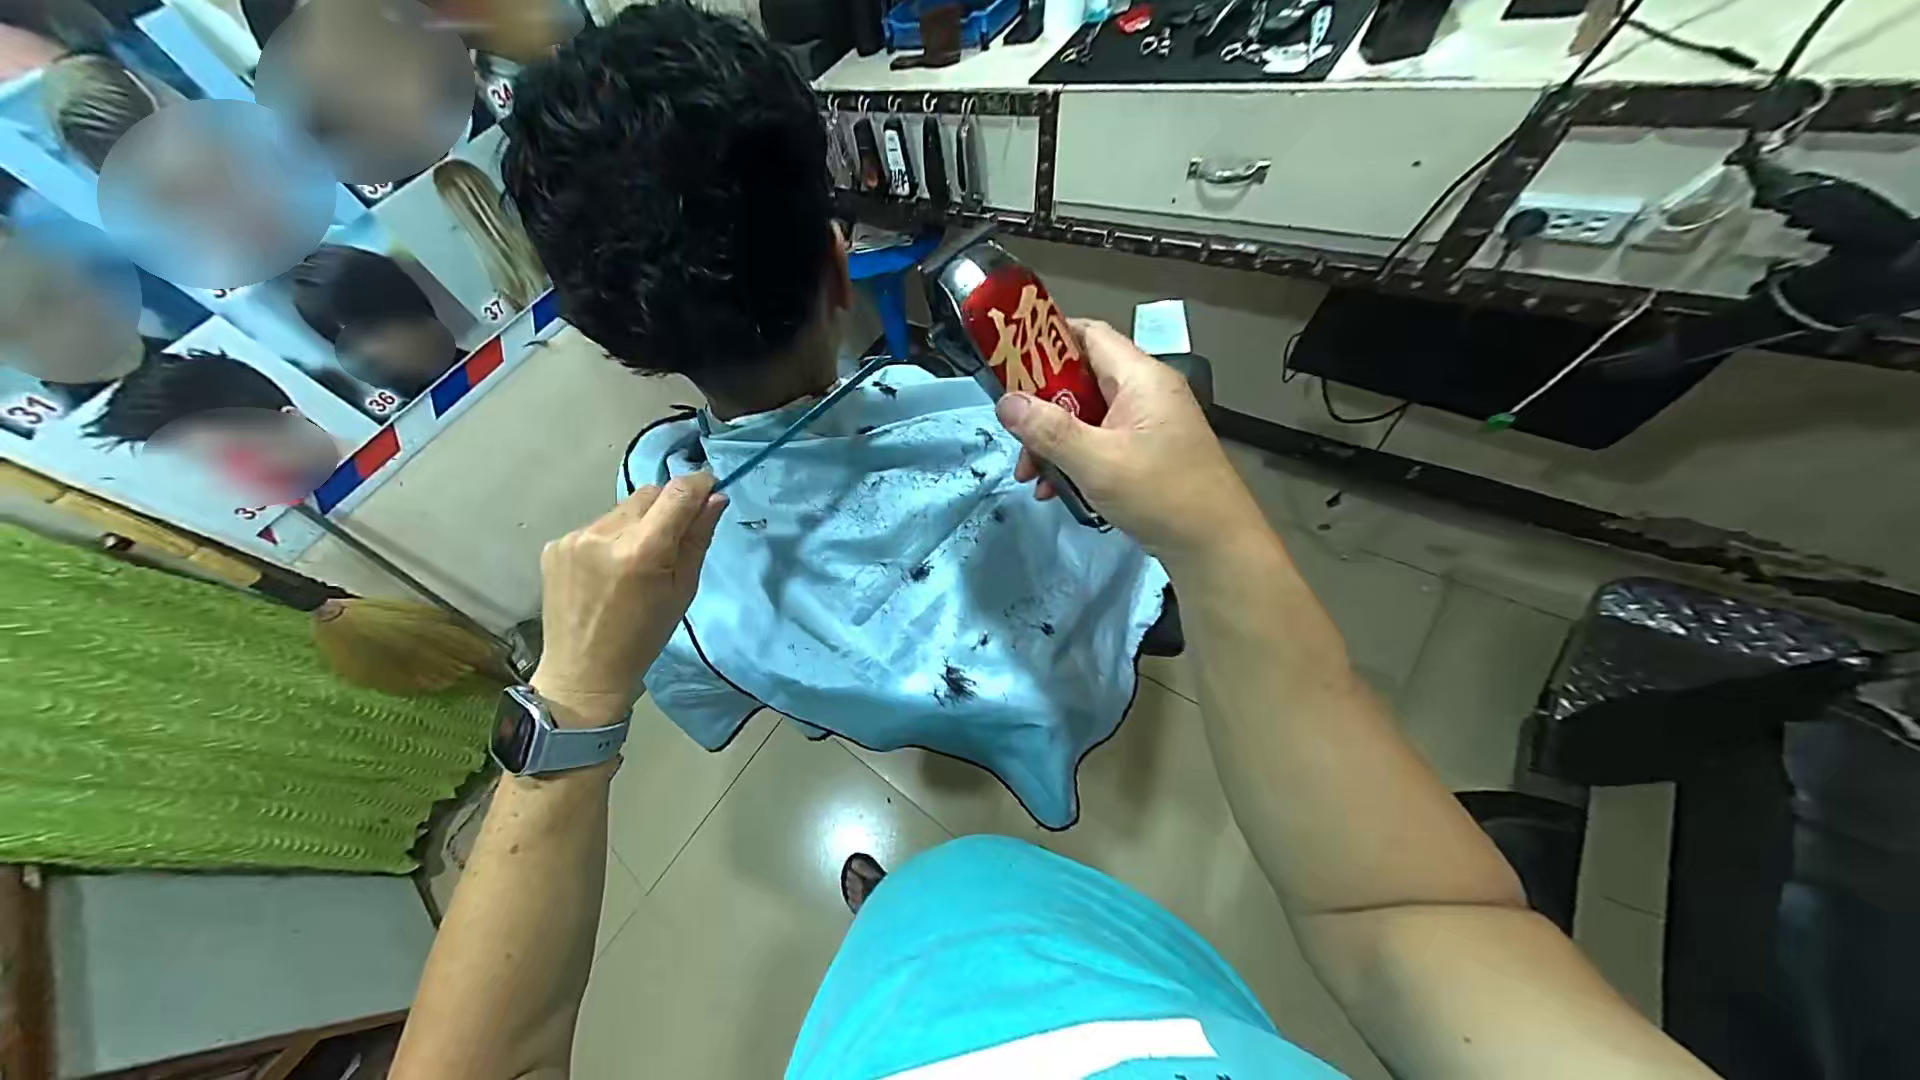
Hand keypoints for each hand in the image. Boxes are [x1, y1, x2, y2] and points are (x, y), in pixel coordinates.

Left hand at [531, 473, 726, 726]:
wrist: (584, 670)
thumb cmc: (646, 635)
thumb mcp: (683, 589)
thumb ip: (698, 538)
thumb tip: (716, 498)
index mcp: (642, 550)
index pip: (677, 493)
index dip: (699, 484)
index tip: (711, 489)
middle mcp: (603, 534)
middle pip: (649, 494)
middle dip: (669, 506)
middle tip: (676, 536)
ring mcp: (574, 538)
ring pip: (623, 509)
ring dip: (640, 521)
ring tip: (639, 558)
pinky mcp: (555, 545)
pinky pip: (598, 525)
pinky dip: (613, 536)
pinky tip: (611, 568)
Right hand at [997, 319, 1267, 563]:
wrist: (1215, 547)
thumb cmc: (1161, 494)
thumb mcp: (1097, 461)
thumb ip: (1049, 430)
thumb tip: (1005, 403)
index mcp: (1140, 378)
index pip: (1089, 335)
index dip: (1046, 339)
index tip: (1008, 360)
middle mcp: (1145, 393)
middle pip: (1080, 381)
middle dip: (1041, 408)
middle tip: (1015, 435)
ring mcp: (1146, 425)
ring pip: (1085, 418)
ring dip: (1052, 441)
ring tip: (1029, 475)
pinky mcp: (1145, 454)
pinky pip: (1099, 444)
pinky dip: (1073, 460)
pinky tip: (1053, 490)